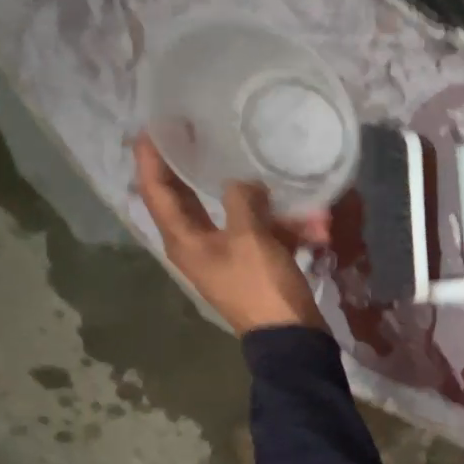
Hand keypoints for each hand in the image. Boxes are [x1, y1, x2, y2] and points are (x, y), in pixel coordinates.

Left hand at [132, 136, 328, 335]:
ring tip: (283, 184)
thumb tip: (243, 182)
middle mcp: (198, 245)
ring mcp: (228, 257)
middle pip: (190, 198)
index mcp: (184, 238)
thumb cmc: (262, 287)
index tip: (155, 124)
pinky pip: (263, 236)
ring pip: (237, 216)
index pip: (155, 188)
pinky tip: (311, 220)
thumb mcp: (251, 238)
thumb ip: (242, 200)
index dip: (152, 156)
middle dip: (197, 169)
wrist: (291, 338)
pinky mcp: (255, 267)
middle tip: (202, 134)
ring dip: (262, 203)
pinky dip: (282, 226)